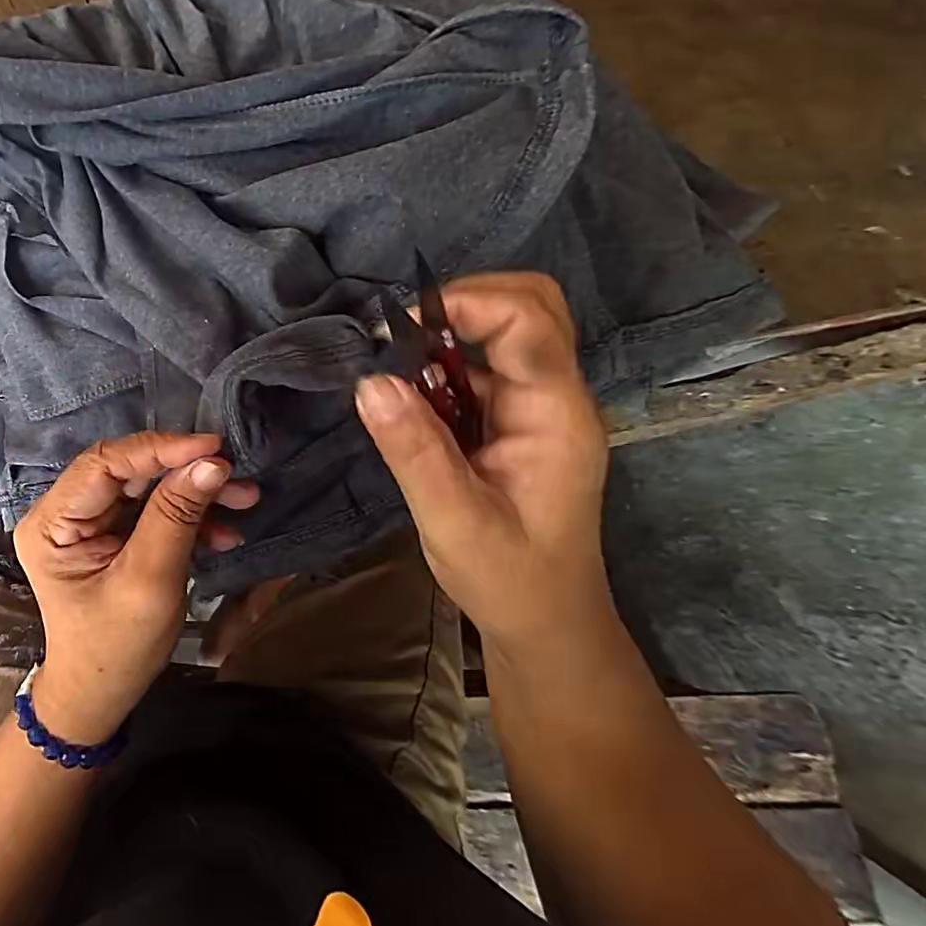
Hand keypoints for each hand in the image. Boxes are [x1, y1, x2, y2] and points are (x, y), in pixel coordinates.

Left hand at [13, 432, 259, 743]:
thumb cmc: (116, 647)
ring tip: (244, 498)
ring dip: (195, 492)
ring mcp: (88, 522)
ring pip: (146, 487)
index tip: (213, 447)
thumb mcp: (150, 583)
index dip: (159, 449)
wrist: (103, 693)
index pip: (104, 464)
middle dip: (184, 471)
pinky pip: (152, 509)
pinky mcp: (112, 533)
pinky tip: (224, 531)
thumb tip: (211, 464)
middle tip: (235, 474)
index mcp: (52, 523)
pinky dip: (189, 516)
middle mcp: (64, 513)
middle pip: (128, 471)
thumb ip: (176, 517)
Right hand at [356, 272, 612, 645]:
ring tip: (393, 367)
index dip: (466, 304)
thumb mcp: (453, 520)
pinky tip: (407, 399)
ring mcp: (535, 408)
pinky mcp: (512, 421)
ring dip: (446, 336)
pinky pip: (479, 368)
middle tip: (402, 336)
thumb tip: (369, 381)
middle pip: (530, 307)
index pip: (528, 321)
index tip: (400, 331)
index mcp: (555, 416)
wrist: (544, 621)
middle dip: (464, 304)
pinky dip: (438, 367)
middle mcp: (554, 398)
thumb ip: (413, 450)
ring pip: (504, 332)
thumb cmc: (508, 578)